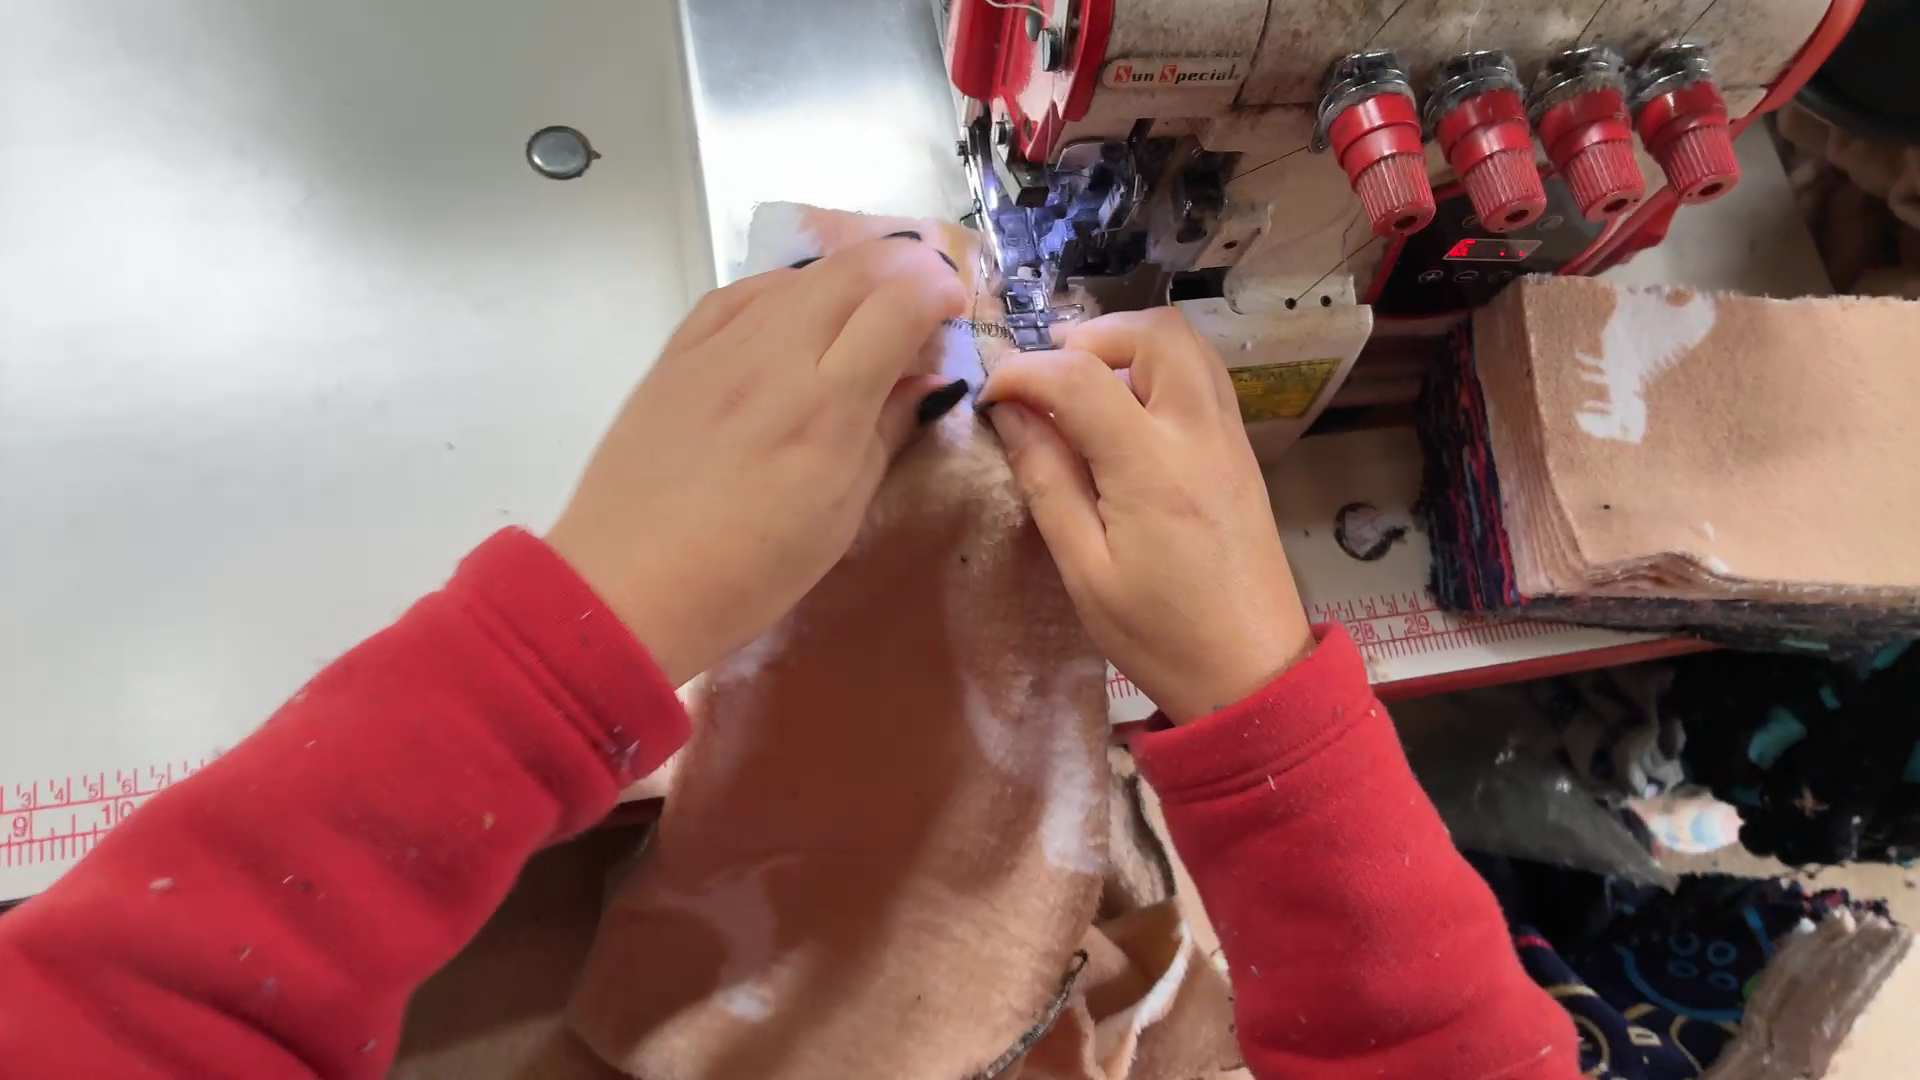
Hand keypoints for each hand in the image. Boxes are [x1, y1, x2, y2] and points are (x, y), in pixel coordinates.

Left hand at [548, 234, 968, 685]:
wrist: (633, 585)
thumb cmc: (755, 570)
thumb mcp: (843, 512)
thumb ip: (887, 432)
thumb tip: (925, 383)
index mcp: (826, 407)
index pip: (897, 308)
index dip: (936, 291)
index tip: (954, 305)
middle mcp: (774, 357)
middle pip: (851, 272)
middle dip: (903, 265)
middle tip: (924, 290)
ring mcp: (718, 348)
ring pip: (797, 273)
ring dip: (849, 272)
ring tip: (870, 299)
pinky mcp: (677, 351)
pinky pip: (742, 292)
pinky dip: (787, 286)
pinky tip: (799, 304)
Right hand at [979, 309, 1312, 722]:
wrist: (1250, 672)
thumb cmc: (1156, 633)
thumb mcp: (1083, 568)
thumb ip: (1047, 480)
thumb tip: (1010, 414)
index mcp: (1152, 467)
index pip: (1079, 378)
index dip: (1023, 372)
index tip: (991, 395)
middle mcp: (1200, 434)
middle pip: (1153, 333)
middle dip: (1090, 336)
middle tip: (1049, 375)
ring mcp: (1230, 438)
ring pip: (1188, 346)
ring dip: (1130, 345)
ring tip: (1086, 383)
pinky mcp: (1243, 453)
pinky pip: (1206, 378)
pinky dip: (1162, 368)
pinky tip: (1131, 411)